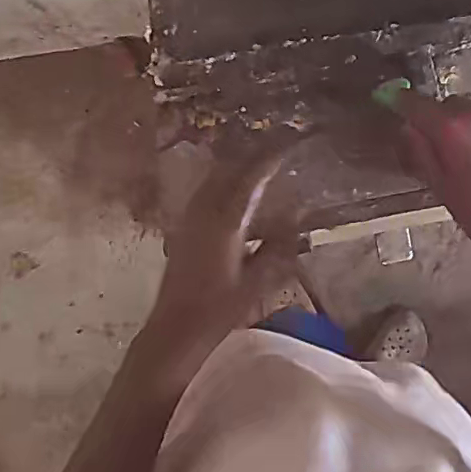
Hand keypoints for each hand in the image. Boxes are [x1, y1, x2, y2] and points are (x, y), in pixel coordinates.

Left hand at [141, 146, 290, 360]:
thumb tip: (296, 220)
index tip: (291, 138)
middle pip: (229, 168)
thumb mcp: (256, 283)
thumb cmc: (217, 312)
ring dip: (240, 165)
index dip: (271, 154)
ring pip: (217, 178)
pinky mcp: (185, 229)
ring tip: (264, 158)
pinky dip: (228, 182)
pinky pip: (210, 192)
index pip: (251, 176)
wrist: (173, 333)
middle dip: (254, 151)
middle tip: (281, 140)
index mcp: (223, 221)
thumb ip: (277, 249)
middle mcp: (204, 212)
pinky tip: (242, 192)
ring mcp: (191, 218)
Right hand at [388, 90, 470, 280]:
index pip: (417, 103)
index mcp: (452, 128)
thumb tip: (409, 126)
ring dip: (467, 126)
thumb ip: (419, 148)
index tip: (391, 98)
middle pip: (449, 104)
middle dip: (440, 119)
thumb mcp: (436, 182)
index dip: (400, 100)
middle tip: (440, 145)